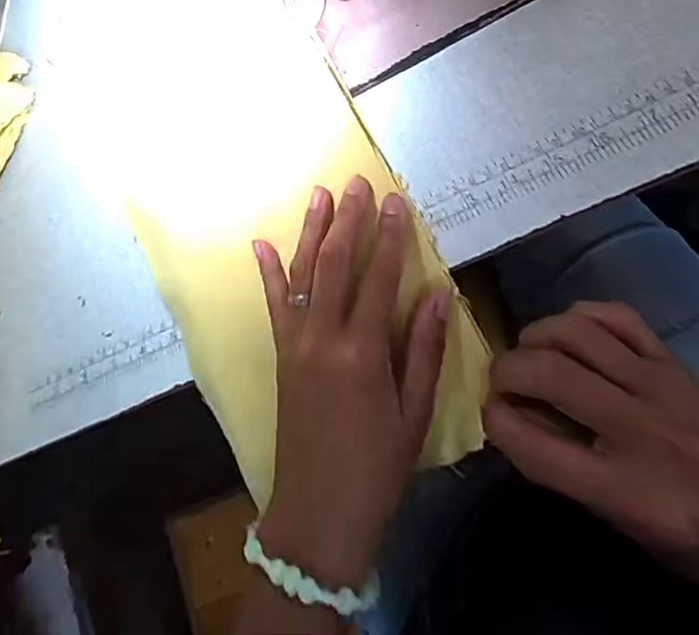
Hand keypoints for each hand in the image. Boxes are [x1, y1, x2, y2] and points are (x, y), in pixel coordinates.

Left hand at [251, 176, 450, 590]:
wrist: (317, 516)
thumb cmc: (377, 468)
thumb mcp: (414, 414)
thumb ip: (424, 350)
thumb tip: (436, 293)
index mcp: (363, 352)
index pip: (380, 278)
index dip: (389, 236)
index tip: (395, 200)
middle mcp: (323, 338)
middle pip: (335, 263)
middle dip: (347, 219)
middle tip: (356, 181)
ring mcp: (295, 345)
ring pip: (302, 275)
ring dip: (310, 232)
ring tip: (318, 195)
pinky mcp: (279, 357)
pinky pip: (273, 306)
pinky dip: (268, 273)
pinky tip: (262, 245)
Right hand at [482, 301, 698, 610]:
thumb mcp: (630, 532)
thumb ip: (568, 475)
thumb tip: (515, 419)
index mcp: (632, 495)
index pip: (535, 445)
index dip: (495, 421)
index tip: (489, 415)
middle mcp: (644, 432)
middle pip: (547, 372)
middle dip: (505, 370)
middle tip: (500, 382)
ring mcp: (662, 386)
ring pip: (575, 332)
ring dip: (535, 336)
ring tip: (530, 354)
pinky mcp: (675, 362)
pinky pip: (616, 315)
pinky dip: (580, 316)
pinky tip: (570, 334)